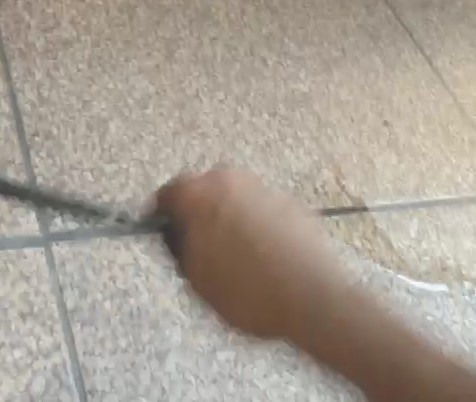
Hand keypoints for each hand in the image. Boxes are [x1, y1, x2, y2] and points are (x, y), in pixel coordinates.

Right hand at [153, 168, 364, 341]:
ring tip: (235, 252)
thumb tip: (175, 234)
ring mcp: (262, 186)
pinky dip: (257, 223)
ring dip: (229, 216)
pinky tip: (265, 254)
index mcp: (197, 194)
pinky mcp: (290, 201)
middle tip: (198, 245)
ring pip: (235, 197)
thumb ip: (178, 248)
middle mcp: (227, 179)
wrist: (314, 296)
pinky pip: (262, 208)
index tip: (161, 232)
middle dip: (197, 212)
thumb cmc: (246, 290)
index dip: (161, 214)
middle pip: (202, 190)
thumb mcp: (196, 279)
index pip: (167, 194)